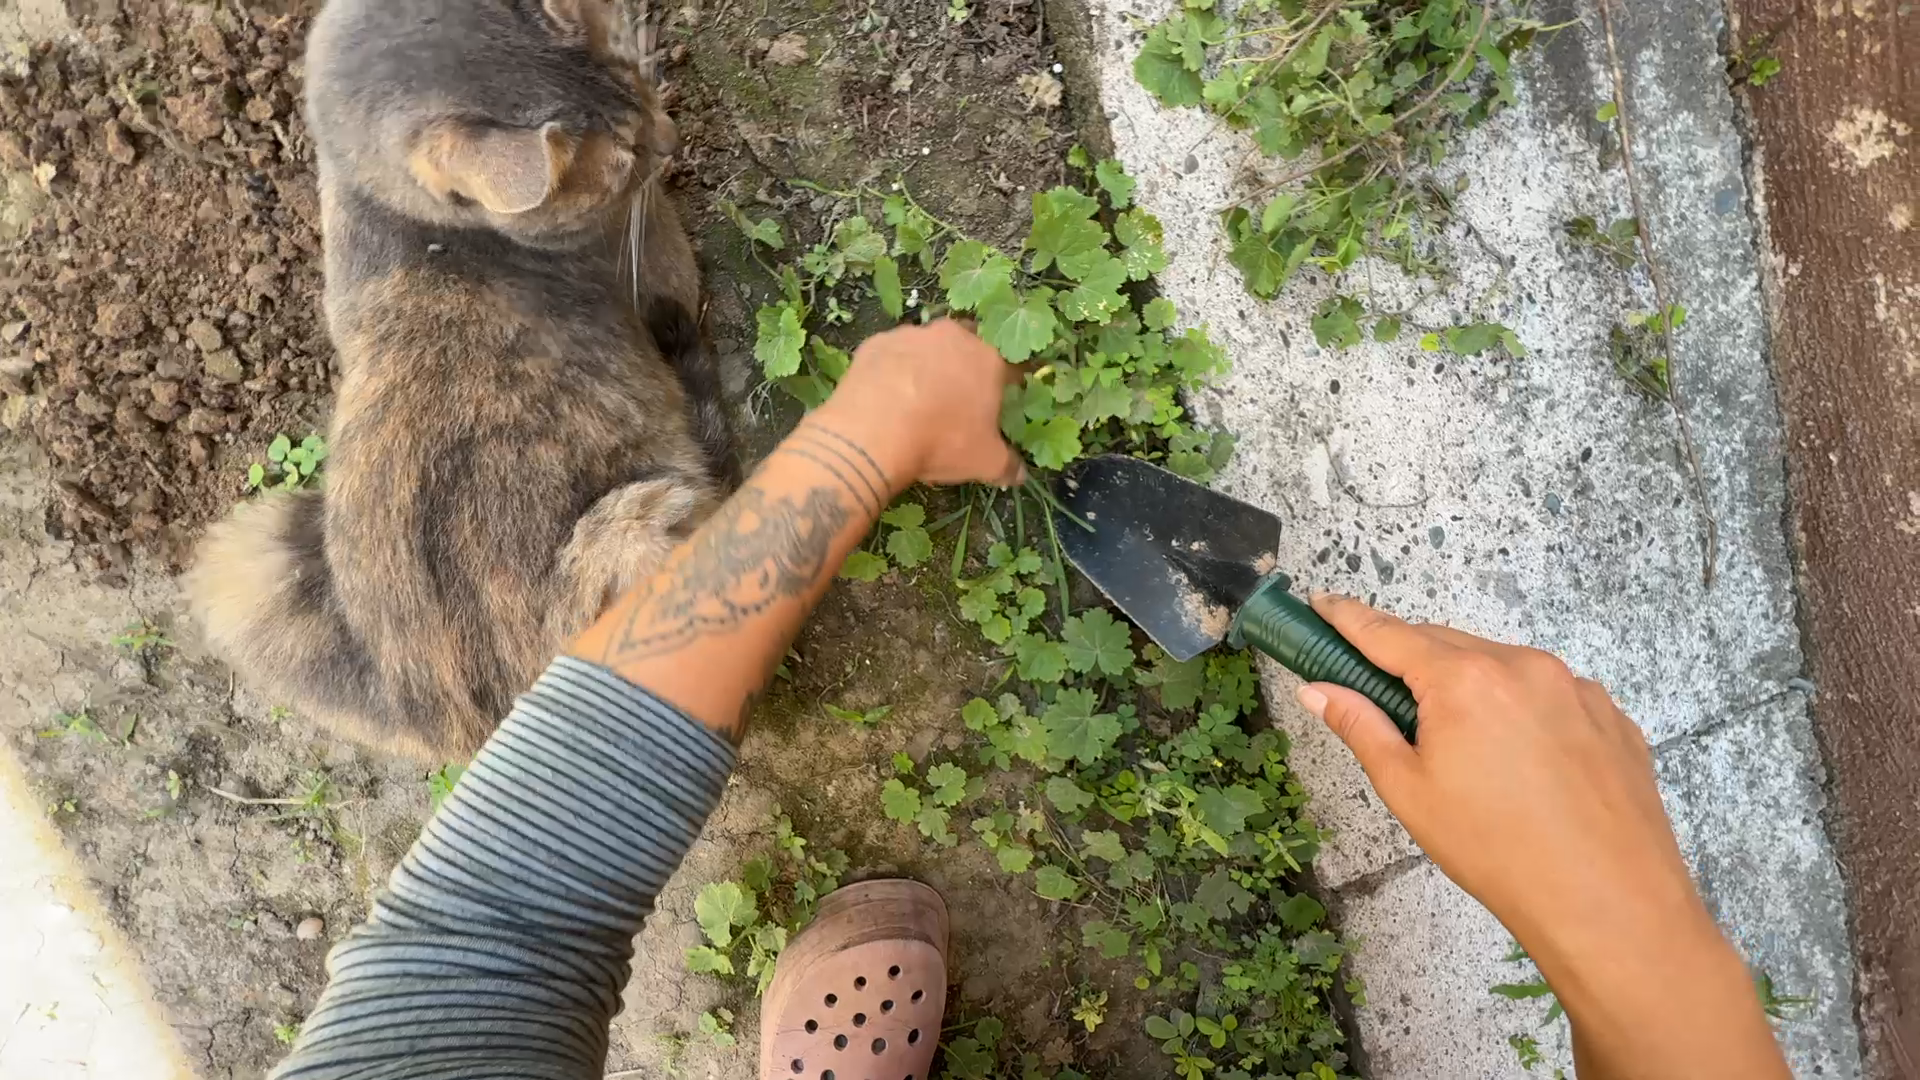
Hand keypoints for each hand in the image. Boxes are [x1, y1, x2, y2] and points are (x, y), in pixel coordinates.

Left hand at [813, 319, 1025, 488]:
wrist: (873, 434)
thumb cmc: (941, 442)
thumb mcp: (984, 462)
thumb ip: (1007, 465)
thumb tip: (1020, 474)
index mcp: (988, 360)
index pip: (1009, 368)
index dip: (1006, 387)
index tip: (998, 404)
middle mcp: (952, 337)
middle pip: (966, 347)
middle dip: (965, 367)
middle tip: (956, 398)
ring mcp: (912, 335)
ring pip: (927, 347)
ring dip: (927, 366)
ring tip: (916, 399)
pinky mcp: (876, 342)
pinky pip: (892, 355)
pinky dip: (893, 370)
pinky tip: (887, 396)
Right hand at [1296, 594, 1786, 1077]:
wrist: (1615, 912)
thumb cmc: (1493, 848)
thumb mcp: (1404, 786)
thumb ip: (1357, 724)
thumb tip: (1314, 689)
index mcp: (1464, 679)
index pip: (1386, 632)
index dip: (1346, 615)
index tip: (1320, 601)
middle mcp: (1522, 665)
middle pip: (1441, 641)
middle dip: (1403, 655)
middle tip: (1374, 683)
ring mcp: (1576, 688)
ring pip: (1494, 663)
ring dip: (1460, 679)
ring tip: (1450, 732)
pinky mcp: (1612, 716)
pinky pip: (1543, 689)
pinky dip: (1512, 701)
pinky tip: (1512, 751)